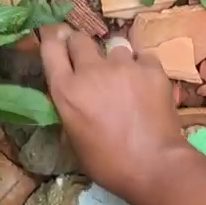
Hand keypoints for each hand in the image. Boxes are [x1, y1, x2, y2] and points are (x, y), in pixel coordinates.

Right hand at [40, 27, 195, 204]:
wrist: (155, 166)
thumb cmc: (109, 163)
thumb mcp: (75, 140)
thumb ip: (69, 110)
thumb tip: (72, 98)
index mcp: (66, 91)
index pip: (50, 47)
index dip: (52, 39)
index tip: (56, 40)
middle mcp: (91, 71)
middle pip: (79, 38)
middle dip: (80, 45)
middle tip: (88, 60)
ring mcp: (123, 66)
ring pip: (114, 47)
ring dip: (115, 60)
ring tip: (124, 79)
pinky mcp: (151, 68)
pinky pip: (142, 57)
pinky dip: (142, 67)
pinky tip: (146, 84)